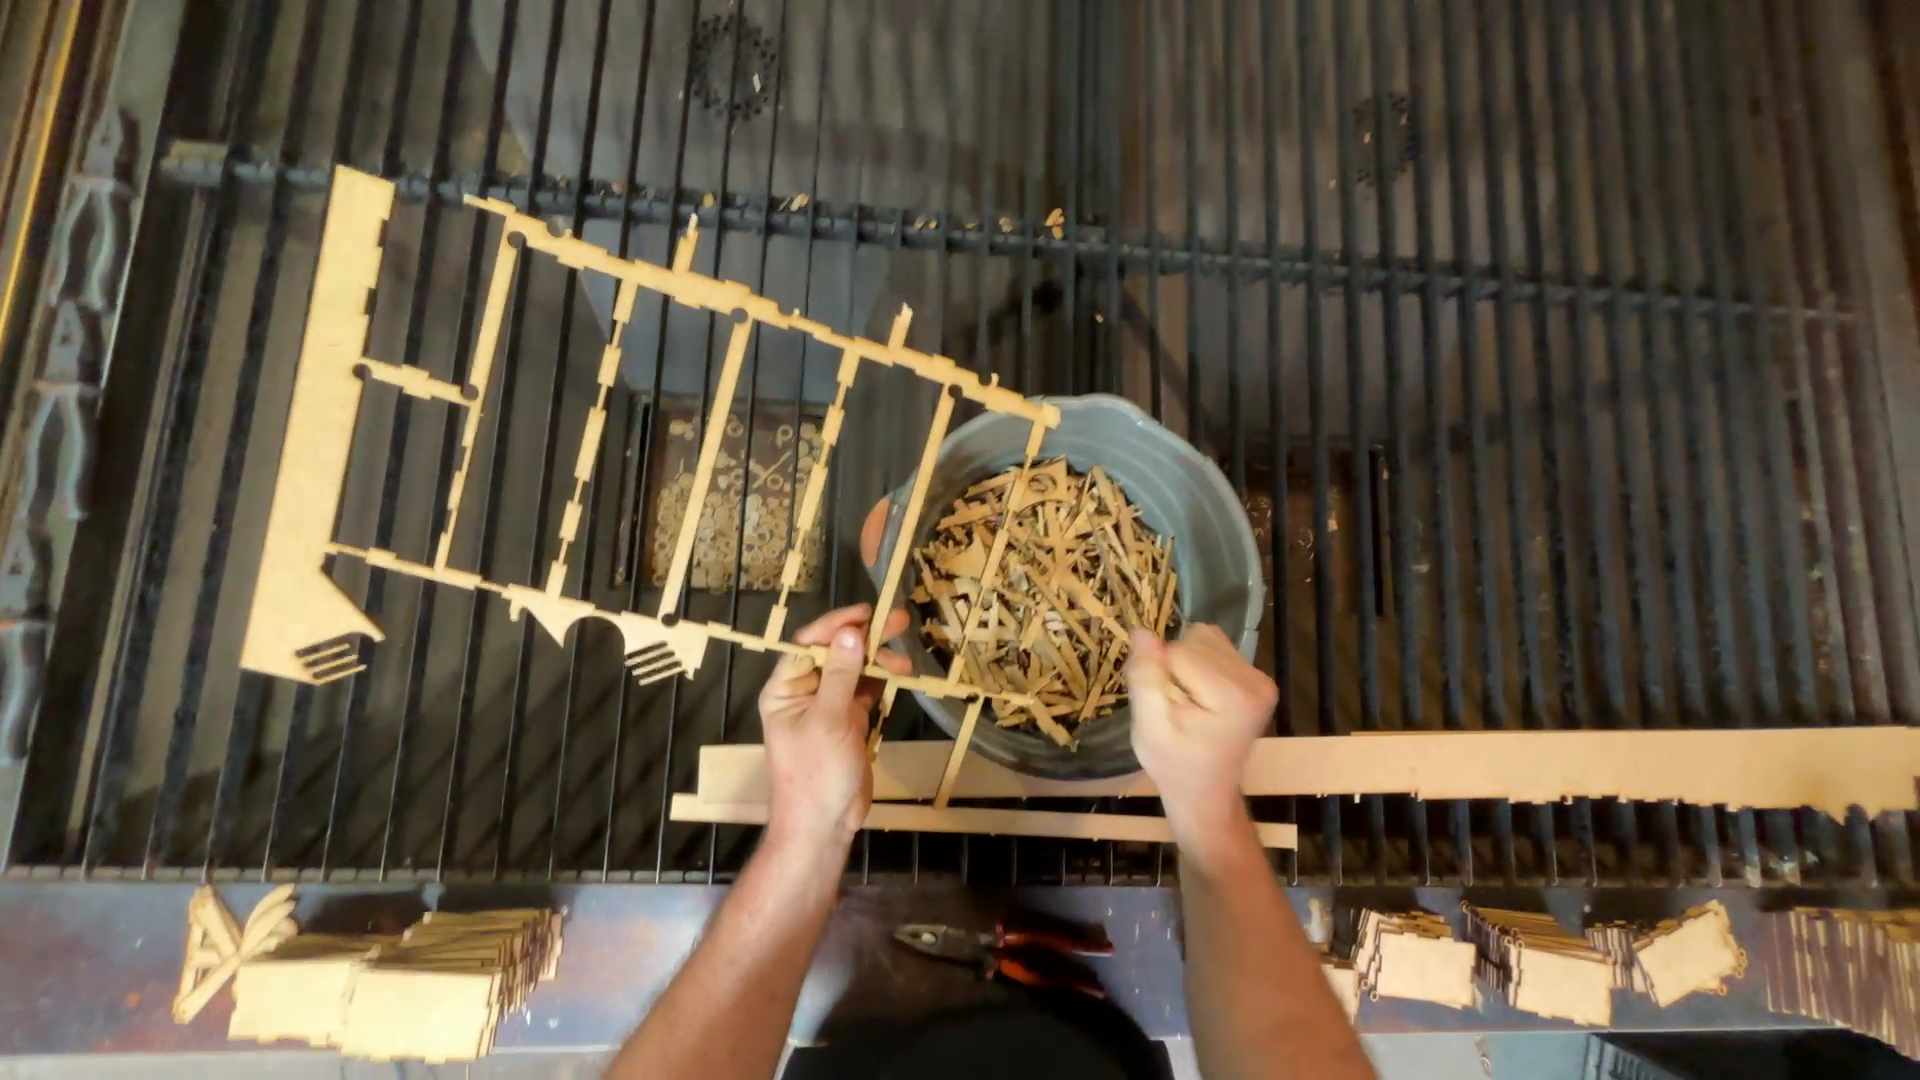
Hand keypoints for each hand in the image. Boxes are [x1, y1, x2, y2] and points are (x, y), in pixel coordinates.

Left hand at [757, 603, 911, 847]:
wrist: (823, 827)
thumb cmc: (815, 775)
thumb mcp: (828, 722)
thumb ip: (840, 676)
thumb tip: (851, 634)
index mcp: (785, 689)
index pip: (807, 644)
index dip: (835, 625)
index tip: (865, 614)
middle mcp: (805, 692)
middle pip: (834, 653)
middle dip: (865, 638)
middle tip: (898, 622)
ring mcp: (828, 706)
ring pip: (854, 670)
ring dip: (879, 661)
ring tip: (906, 662)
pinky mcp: (848, 721)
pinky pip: (865, 690)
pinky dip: (882, 681)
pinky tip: (900, 676)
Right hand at [1123, 624, 1276, 835]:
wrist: (1205, 792)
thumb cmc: (1174, 766)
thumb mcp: (1148, 728)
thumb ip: (1145, 678)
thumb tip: (1142, 631)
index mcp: (1233, 696)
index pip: (1177, 653)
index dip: (1159, 674)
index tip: (1163, 707)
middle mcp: (1255, 681)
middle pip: (1194, 640)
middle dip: (1173, 666)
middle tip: (1173, 706)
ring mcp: (1261, 679)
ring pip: (1204, 638)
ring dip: (1185, 662)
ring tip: (1186, 699)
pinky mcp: (1258, 678)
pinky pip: (1215, 646)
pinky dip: (1199, 663)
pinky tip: (1199, 693)